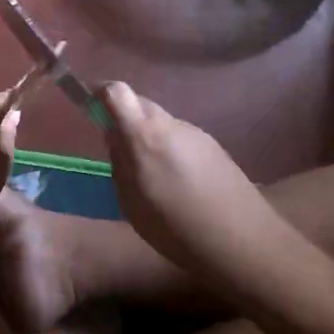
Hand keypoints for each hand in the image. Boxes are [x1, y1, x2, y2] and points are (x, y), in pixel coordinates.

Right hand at [101, 82, 280, 272]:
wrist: (243, 242)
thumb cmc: (176, 229)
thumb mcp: (131, 202)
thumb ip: (119, 162)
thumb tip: (115, 137)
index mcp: (144, 136)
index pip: (116, 91)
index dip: (100, 93)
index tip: (90, 108)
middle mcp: (171, 124)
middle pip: (139, 103)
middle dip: (123, 117)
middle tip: (117, 148)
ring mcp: (196, 133)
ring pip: (161, 121)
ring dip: (148, 134)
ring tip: (148, 172)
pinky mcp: (214, 146)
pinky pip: (179, 136)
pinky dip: (168, 148)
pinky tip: (176, 181)